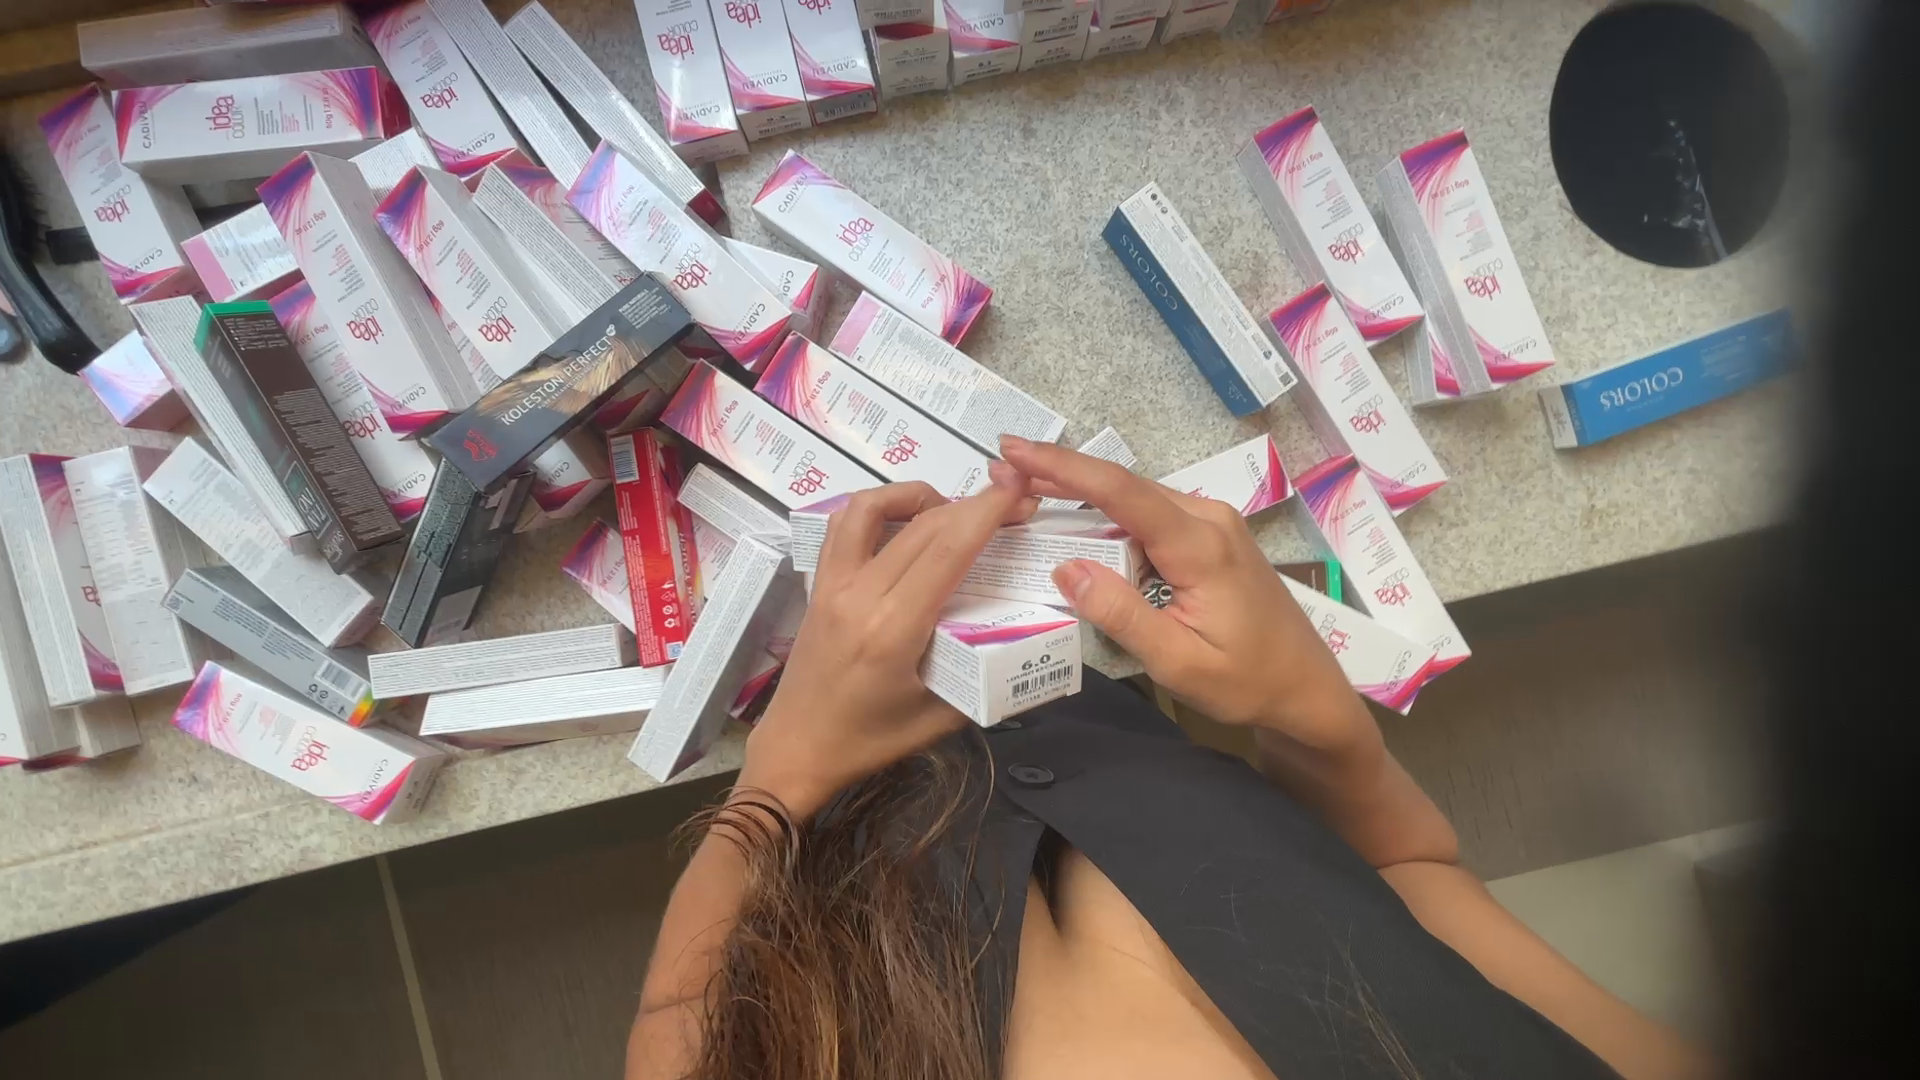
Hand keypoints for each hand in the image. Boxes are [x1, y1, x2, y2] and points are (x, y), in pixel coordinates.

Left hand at [741, 476, 1037, 818]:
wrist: (797, 749)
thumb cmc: (868, 741)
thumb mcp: (940, 718)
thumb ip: (983, 676)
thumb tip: (1025, 638)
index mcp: (893, 630)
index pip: (947, 550)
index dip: (987, 512)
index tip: (1019, 493)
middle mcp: (859, 595)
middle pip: (922, 525)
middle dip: (972, 505)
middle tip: (1007, 505)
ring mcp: (831, 584)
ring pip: (872, 509)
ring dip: (916, 495)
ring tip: (948, 510)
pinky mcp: (817, 583)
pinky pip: (843, 526)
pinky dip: (876, 508)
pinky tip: (901, 523)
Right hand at [993, 436, 1367, 749]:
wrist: (1306, 687)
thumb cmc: (1246, 681)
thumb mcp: (1177, 662)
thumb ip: (1121, 614)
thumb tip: (1065, 567)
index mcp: (1199, 544)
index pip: (1120, 490)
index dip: (1062, 466)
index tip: (1015, 449)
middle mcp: (1206, 518)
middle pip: (1122, 485)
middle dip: (1059, 474)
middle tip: (1003, 472)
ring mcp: (1211, 523)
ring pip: (1134, 498)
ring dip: (1081, 495)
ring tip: (1028, 494)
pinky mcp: (1208, 536)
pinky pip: (1148, 516)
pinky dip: (1107, 516)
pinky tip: (1079, 525)